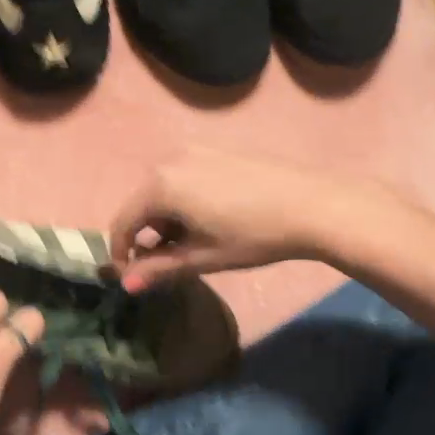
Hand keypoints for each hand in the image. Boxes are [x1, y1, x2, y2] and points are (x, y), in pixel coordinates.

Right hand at [108, 150, 363, 290]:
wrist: (313, 204)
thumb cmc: (253, 236)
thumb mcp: (202, 257)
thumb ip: (159, 269)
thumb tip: (125, 285)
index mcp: (160, 185)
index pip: (123, 222)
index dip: (121, 252)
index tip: (129, 276)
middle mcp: (170, 159)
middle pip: (141, 203)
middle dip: (145, 234)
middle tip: (163, 263)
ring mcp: (195, 149)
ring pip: (163, 189)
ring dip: (165, 218)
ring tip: (189, 244)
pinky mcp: (217, 149)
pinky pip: (183, 177)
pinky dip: (183, 201)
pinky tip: (208, 220)